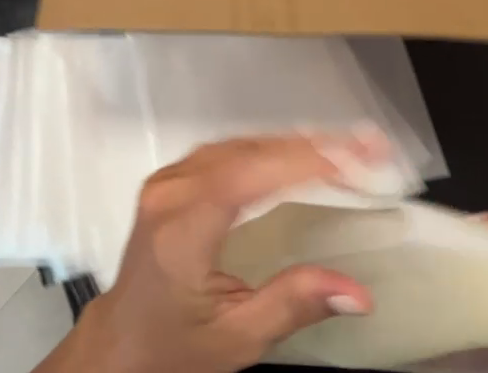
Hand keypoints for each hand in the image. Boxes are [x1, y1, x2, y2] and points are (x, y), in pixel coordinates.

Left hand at [35, 135, 378, 372]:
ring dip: (289, 142)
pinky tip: (294, 153)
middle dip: (309, 146)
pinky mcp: (168, 180)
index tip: (349, 157)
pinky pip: (221, 151)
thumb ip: (292, 305)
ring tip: (342, 146)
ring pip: (234, 145)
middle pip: (245, 153)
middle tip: (364, 146)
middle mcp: (170, 195)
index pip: (244, 176)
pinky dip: (264, 148)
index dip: (297, 161)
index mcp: (182, 231)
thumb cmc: (175, 344)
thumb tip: (356, 292)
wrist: (123, 340)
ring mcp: (165, 182)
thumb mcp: (236, 337)